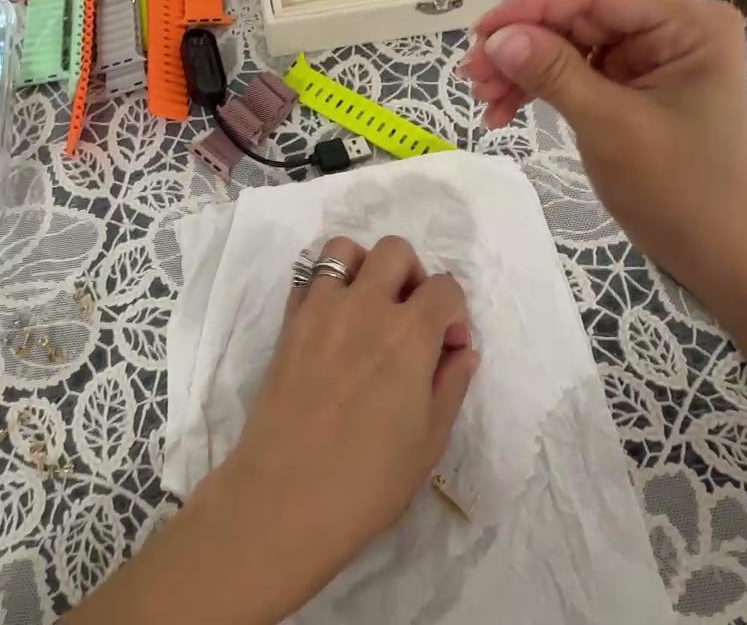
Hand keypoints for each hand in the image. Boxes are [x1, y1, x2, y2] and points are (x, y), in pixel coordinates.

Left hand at [64, 236, 476, 624]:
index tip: (448, 349)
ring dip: (364, 267)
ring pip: (344, 249)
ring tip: (368, 306)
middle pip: (395, 250)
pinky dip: (325, 283)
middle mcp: (365, 306)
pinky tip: (333, 321)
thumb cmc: (368, 480)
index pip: (445, 287)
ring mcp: (320, 309)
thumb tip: (462, 350)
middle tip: (410, 318)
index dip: (455, 314)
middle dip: (413, 275)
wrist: (284, 497)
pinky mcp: (288, 322)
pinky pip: (307, 276)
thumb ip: (451, 385)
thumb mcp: (429, 441)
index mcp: (409, 333)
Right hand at [461, 0, 746, 284]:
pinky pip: (574, 72)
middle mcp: (669, 29)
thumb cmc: (682, 191)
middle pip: (576, 17)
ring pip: (568, 44)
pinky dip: (538, 90)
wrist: (723, 255)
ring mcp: (650, 58)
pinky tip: (504, 113)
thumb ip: (553, 74)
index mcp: (686, 24)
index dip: (531, 6)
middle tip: (473, 77)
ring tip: (484, 103)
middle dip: (521, 45)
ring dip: (522, 69)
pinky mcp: (632, 86)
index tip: (481, 35)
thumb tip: (496, 38)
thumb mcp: (612, 127)